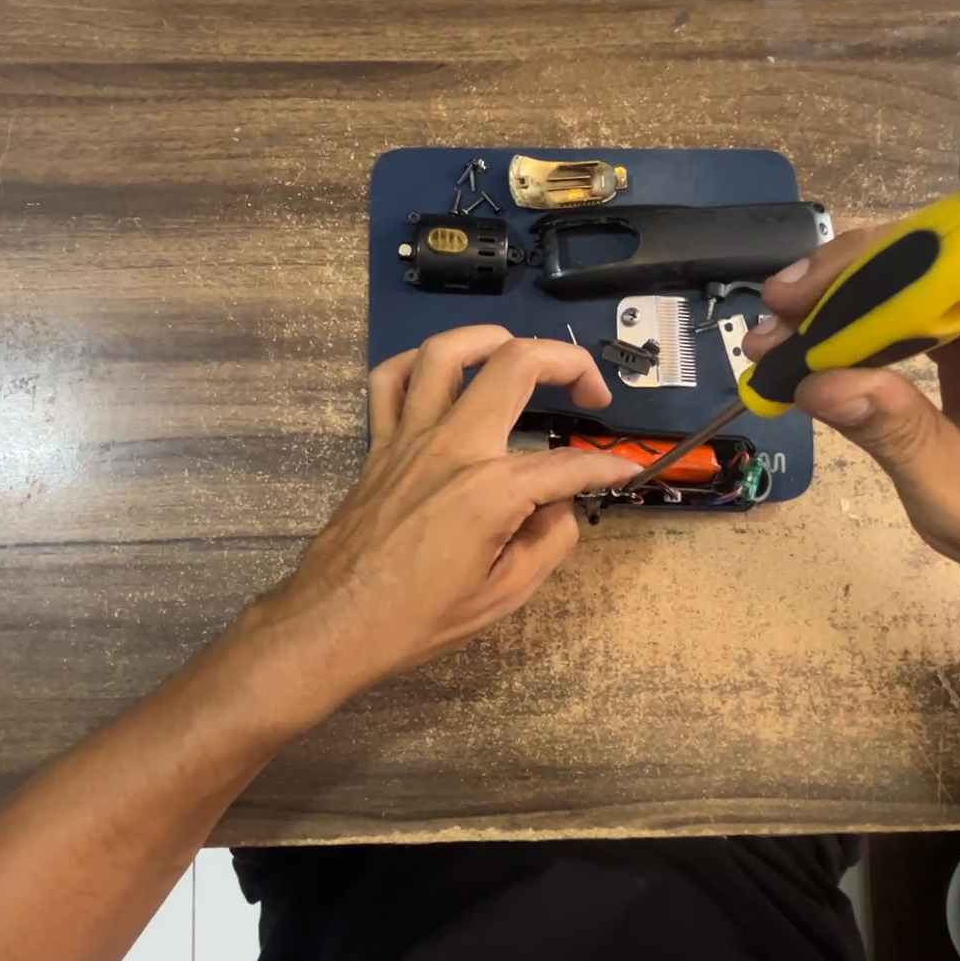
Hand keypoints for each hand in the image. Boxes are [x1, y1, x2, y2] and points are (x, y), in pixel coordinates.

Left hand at [249, 326, 637, 686]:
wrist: (335, 622)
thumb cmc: (419, 618)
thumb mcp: (503, 595)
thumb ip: (548, 541)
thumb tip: (559, 502)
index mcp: (491, 488)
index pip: (568, 464)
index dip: (606, 467)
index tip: (624, 470)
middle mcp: (453, 445)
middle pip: (517, 365)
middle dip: (570, 363)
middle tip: (592, 391)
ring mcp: (409, 436)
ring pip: (447, 351)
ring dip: (493, 338)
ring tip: (522, 354)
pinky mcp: (379, 443)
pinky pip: (389, 381)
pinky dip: (417, 364)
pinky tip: (441, 377)